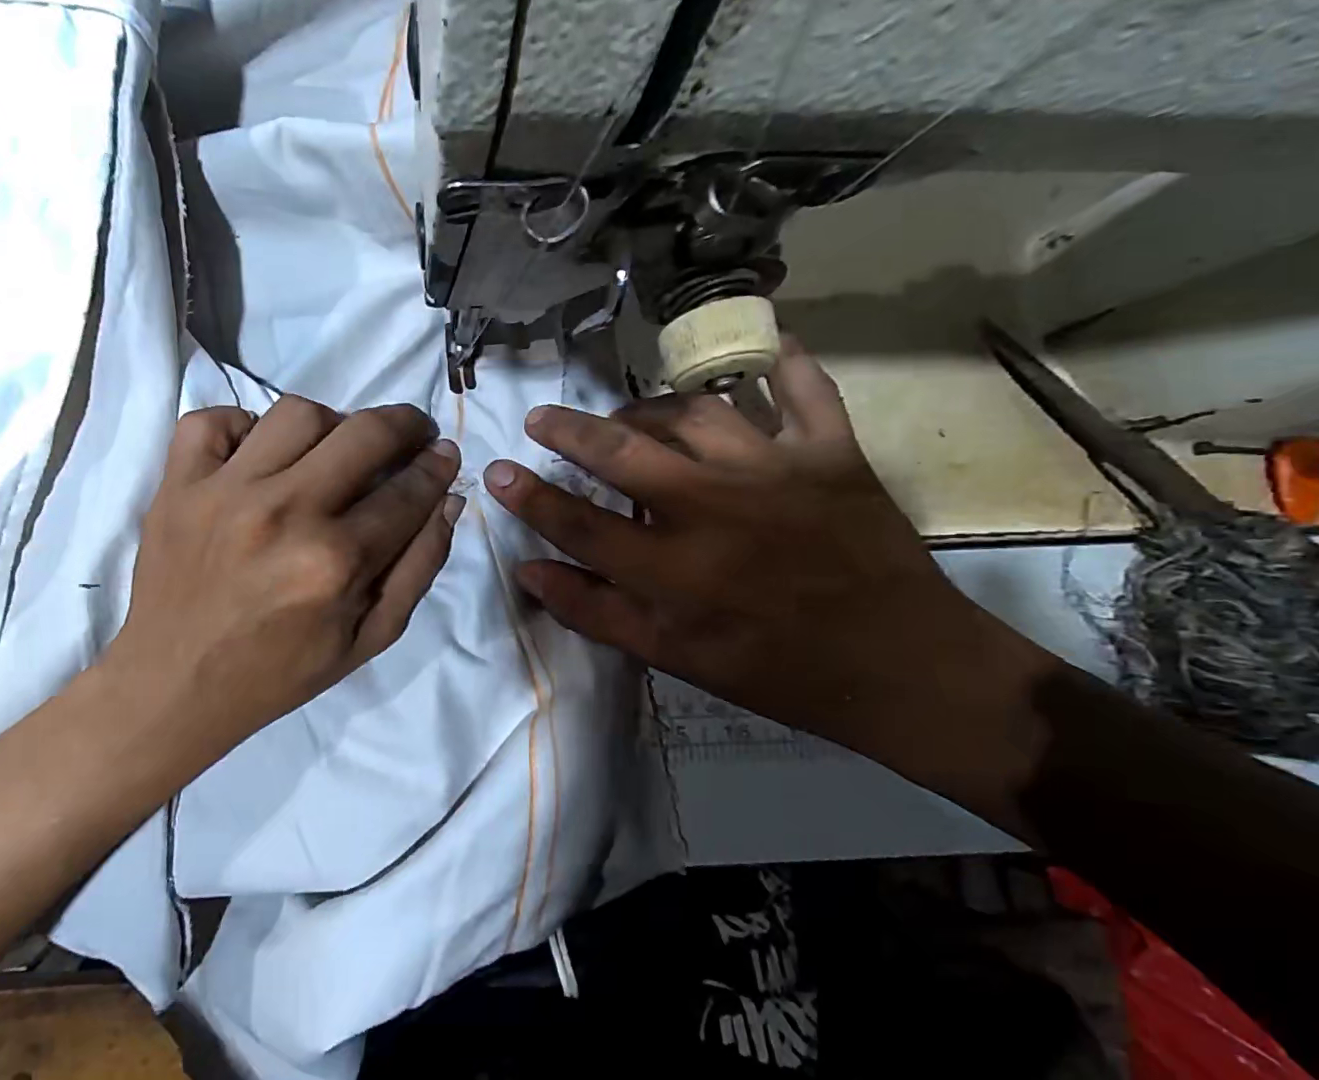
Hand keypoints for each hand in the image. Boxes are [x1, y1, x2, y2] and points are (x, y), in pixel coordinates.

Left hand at [106, 396, 464, 756]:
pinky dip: (241, 426)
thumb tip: (447, 499)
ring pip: (296, 413)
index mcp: (336, 563)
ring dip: (329, 425)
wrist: (175, 685)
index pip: (407, 491)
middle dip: (404, 425)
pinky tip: (256, 455)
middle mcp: (283, 513)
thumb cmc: (278, 673)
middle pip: (364, 433)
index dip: (436, 466)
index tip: (443, 454)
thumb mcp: (367, 641)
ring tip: (330, 450)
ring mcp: (222, 492)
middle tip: (411, 433)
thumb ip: (418, 570)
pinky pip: (212, 419)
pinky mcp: (176, 485)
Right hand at [483, 345, 1056, 781]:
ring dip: (647, 409)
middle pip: (623, 452)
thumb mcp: (673, 657)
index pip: (580, 523)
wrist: (901, 667)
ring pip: (693, 412)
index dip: (529, 496)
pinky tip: (761, 344)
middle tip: (542, 418)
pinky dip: (781, 361)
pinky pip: (804, 390)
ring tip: (626, 417)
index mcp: (676, 570)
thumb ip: (594, 611)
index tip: (496, 470)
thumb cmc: (774, 670)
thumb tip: (529, 571)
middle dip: (570, 429)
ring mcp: (778, 471)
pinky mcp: (833, 454)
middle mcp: (716, 508)